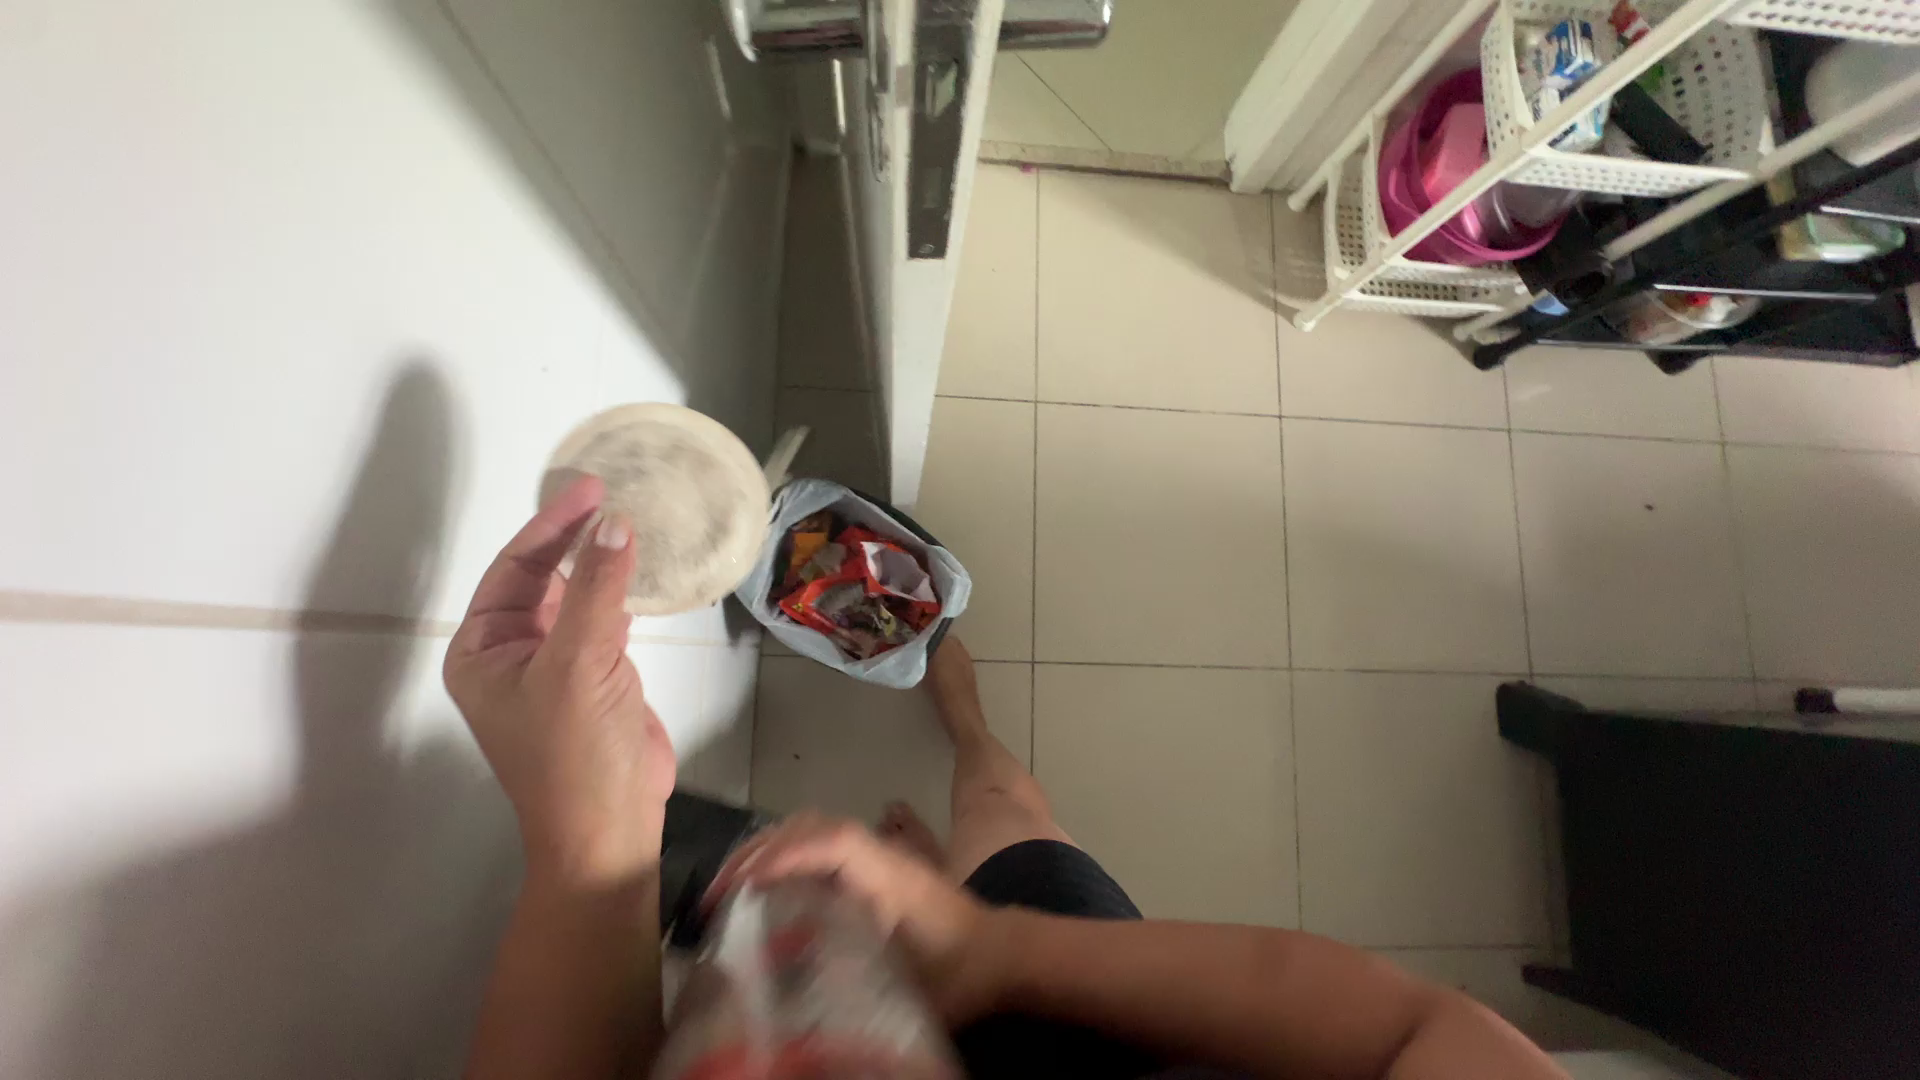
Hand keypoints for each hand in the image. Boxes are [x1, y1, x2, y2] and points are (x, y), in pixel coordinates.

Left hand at [444, 474, 675, 888]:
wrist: (609, 824)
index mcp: (482, 651)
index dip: (552, 525)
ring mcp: (557, 666)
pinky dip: (620, 594)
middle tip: (611, 494)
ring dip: (598, 563)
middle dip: (573, 537)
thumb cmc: (575, 749)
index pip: (515, 569)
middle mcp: (513, 653)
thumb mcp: (579, 662)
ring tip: (627, 523)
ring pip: (575, 599)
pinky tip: (638, 573)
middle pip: (541, 578)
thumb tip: (615, 522)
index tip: (590, 488)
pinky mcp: (597, 678)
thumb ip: (596, 590)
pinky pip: (604, 621)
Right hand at [706, 814, 1009, 1022]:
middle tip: (718, 895)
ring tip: (732, 888)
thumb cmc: (961, 974)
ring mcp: (878, 856)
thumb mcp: (913, 990)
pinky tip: (767, 886)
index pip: (836, 844)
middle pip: (816, 826)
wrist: (999, 952)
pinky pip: (823, 843)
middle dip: (761, 850)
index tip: (744, 886)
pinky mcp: (874, 866)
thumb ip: (862, 983)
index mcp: (892, 878)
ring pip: (817, 829)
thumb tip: (797, 993)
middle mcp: (881, 856)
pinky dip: (788, 853)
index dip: (788, 854)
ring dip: (770, 847)